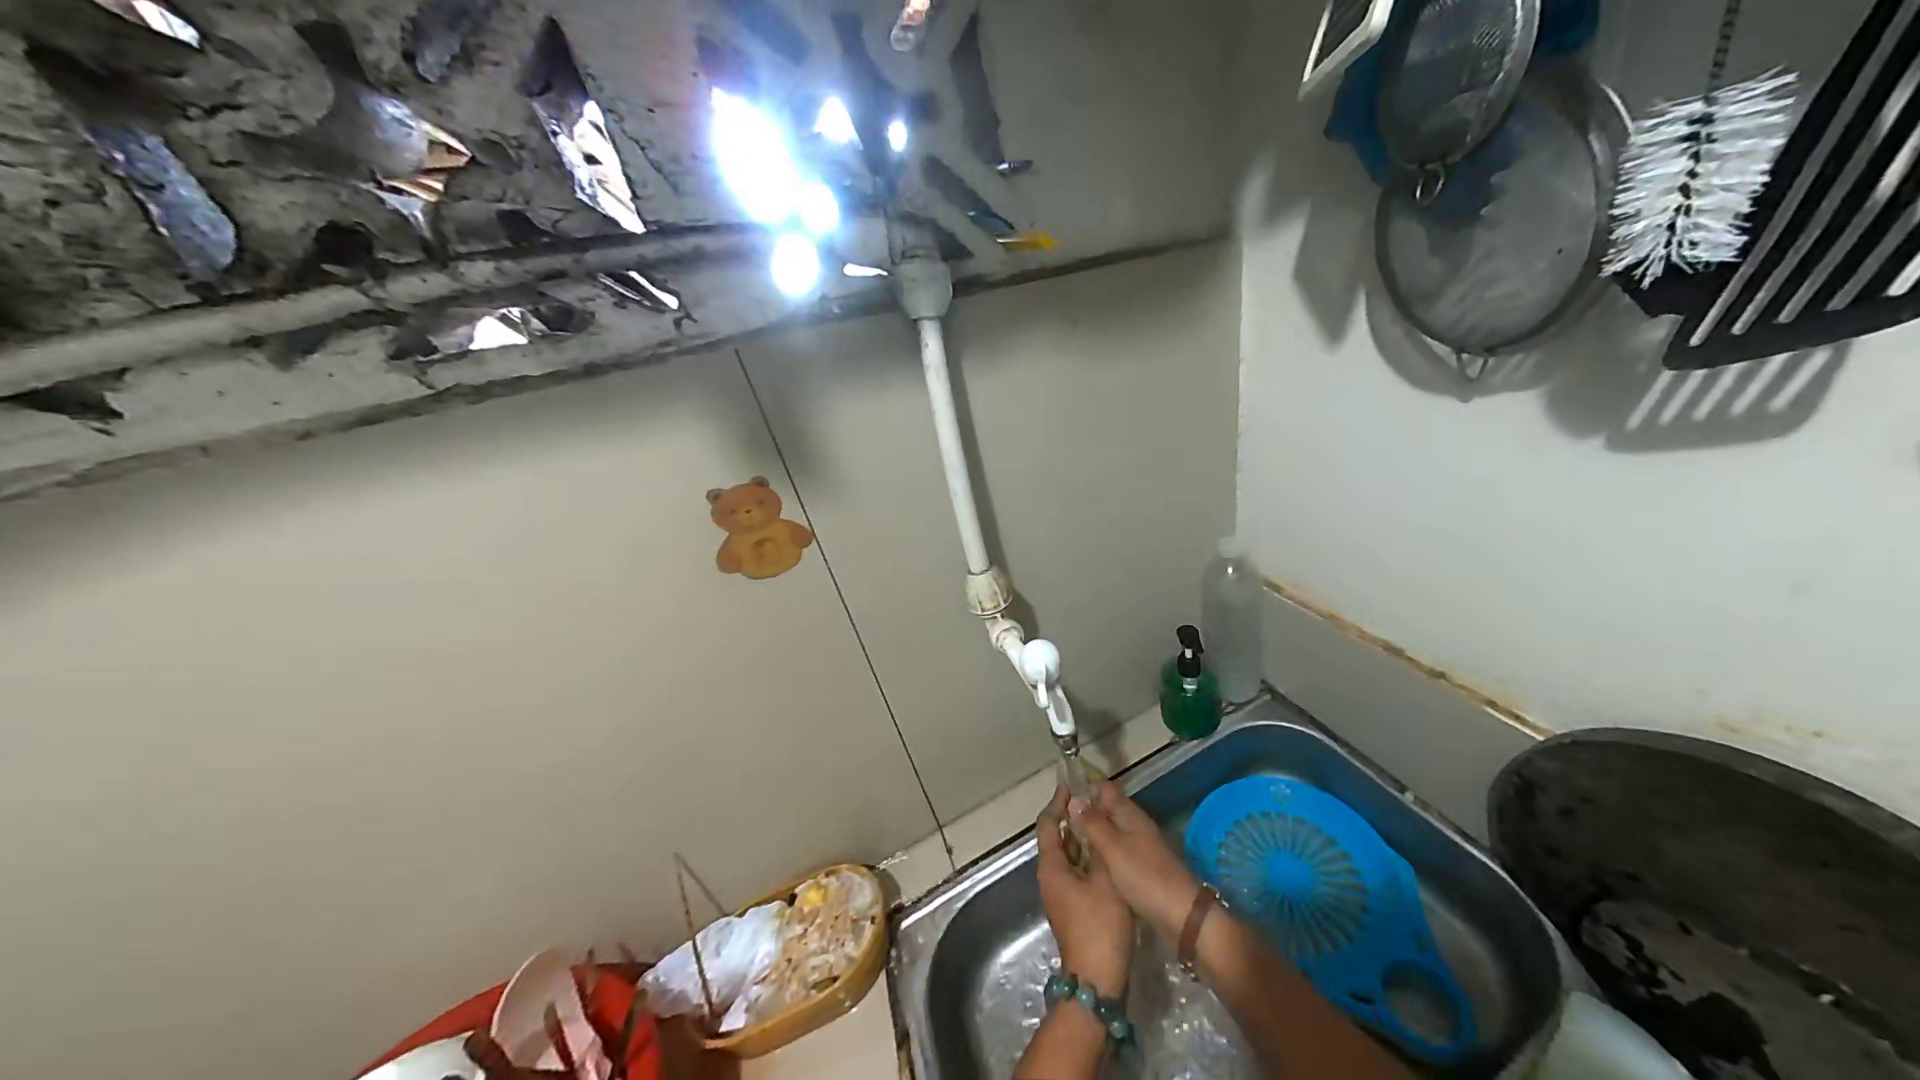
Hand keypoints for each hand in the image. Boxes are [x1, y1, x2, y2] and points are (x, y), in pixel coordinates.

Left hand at [1035, 785, 1133, 997]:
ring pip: (1067, 857)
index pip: (1049, 824)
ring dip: (1081, 839)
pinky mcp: (1072, 908)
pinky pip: (1075, 872)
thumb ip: (1098, 847)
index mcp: (1051, 866)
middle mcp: (1049, 877)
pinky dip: (1087, 858)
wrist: (1096, 979)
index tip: (1070, 785)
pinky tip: (1107, 856)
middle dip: (1073, 819)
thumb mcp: (1105, 881)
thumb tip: (1090, 816)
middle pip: (1056, 839)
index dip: (1058, 803)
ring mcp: (1059, 894)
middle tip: (1093, 802)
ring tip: (1103, 823)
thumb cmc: (1099, 925)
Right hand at [1069, 782, 1204, 940]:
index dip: (1086, 788)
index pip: (1106, 789)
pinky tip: (1087, 860)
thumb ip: (1093, 823)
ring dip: (1092, 831)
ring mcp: (1140, 846)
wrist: (1180, 914)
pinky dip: (1101, 850)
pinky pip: (1116, 849)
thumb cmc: (1144, 876)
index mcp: (1130, 814)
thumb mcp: (1113, 847)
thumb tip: (1074, 800)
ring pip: (1111, 830)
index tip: (1062, 796)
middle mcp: (1135, 825)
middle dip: (1086, 811)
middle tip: (1058, 820)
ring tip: (1067, 838)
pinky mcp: (1141, 866)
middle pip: (1108, 809)